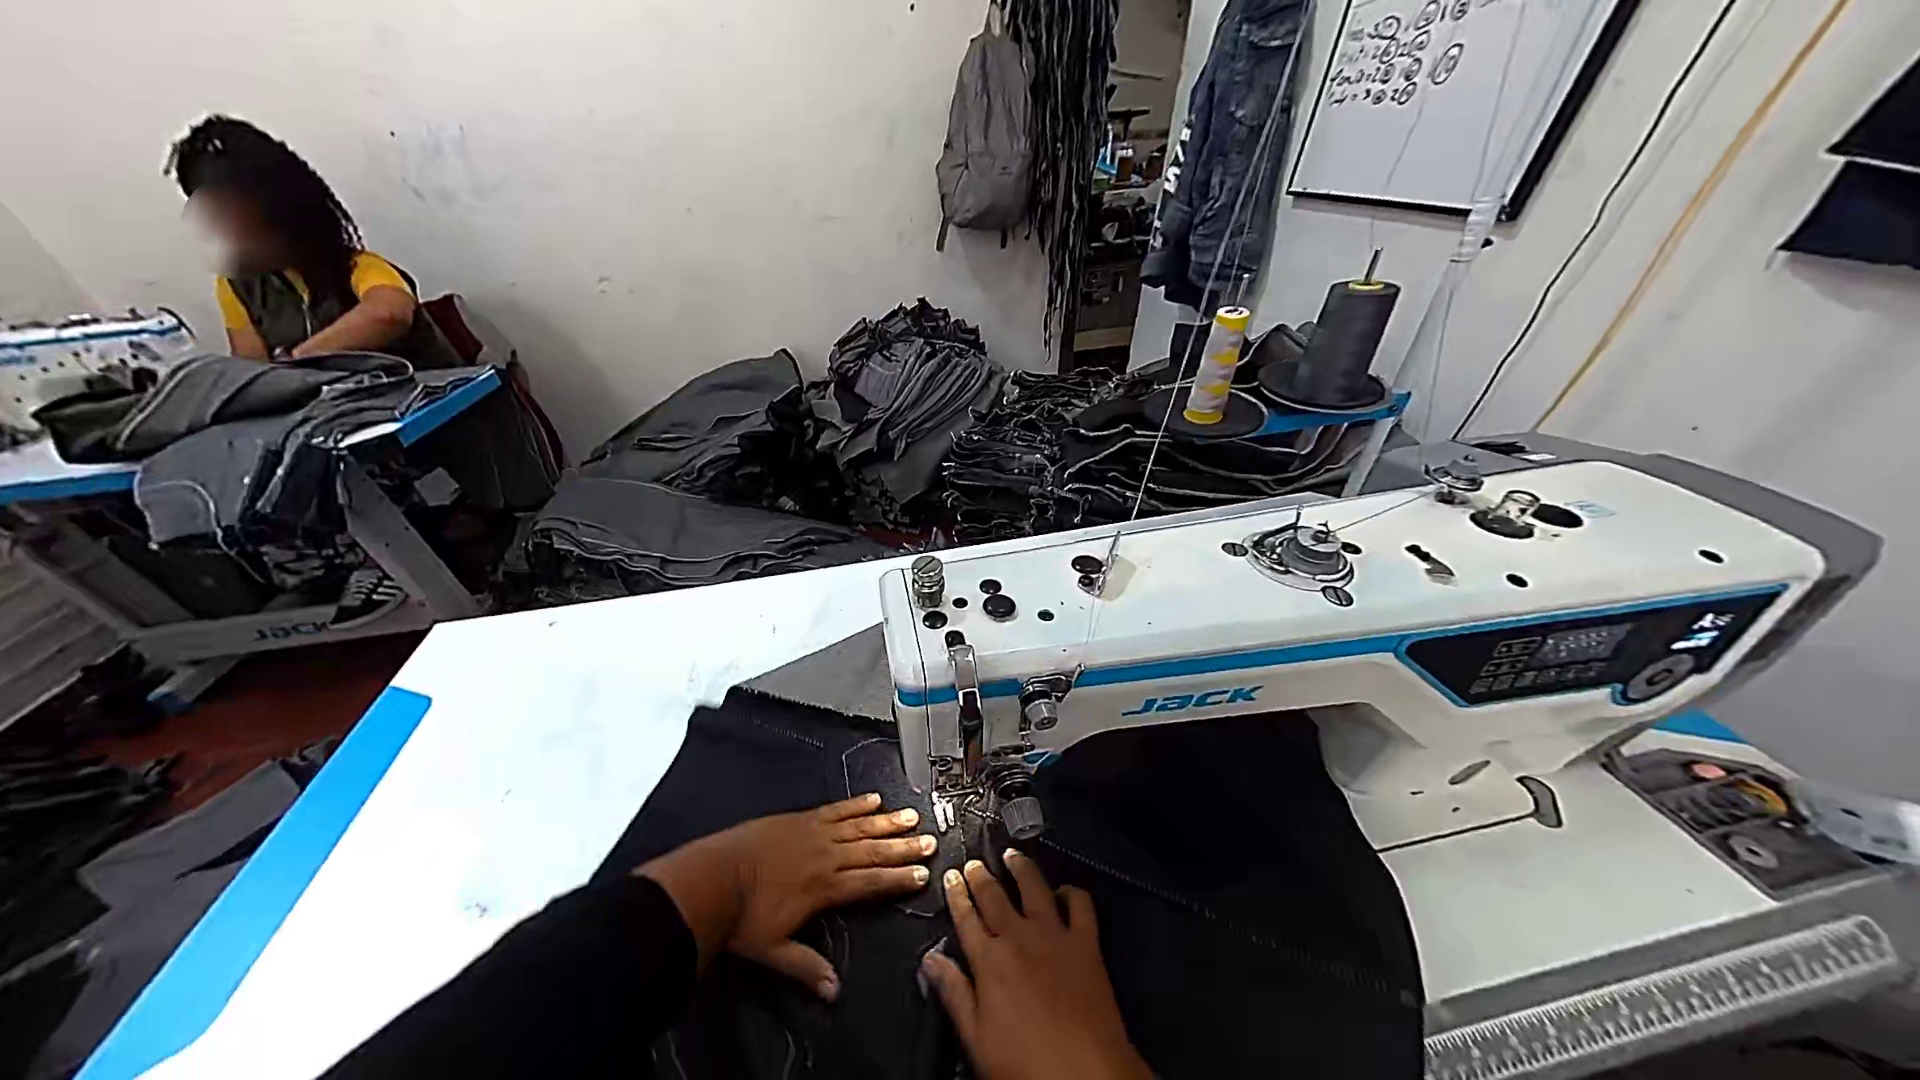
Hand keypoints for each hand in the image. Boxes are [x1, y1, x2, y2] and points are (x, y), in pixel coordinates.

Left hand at [639, 793, 935, 1000]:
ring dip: (887, 823)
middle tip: (929, 842)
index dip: (898, 878)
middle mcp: (827, 856)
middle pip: (873, 850)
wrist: (713, 878)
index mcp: (825, 887)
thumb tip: (834, 992)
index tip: (922, 874)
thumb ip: (806, 968)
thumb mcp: (774, 951)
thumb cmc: (743, 918)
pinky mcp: (802, 818)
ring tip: (911, 817)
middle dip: (903, 848)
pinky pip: (836, 809)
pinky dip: (856, 804)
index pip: (870, 882)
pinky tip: (873, 799)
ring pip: (860, 826)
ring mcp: (815, 833)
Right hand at [922, 851, 1153, 1079]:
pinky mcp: (1086, 942)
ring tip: (1012, 856)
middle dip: (980, 876)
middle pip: (994, 896)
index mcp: (989, 961)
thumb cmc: (1027, 1066)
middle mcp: (1019, 937)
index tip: (951, 877)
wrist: (1086, 1076)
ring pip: (1033, 887)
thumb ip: (954, 993)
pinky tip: (1064, 891)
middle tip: (973, 863)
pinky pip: (1080, 905)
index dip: (956, 894)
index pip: (966, 918)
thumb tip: (931, 960)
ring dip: (1021, 868)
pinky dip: (1072, 893)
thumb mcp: (977, 1039)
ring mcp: (1054, 935)